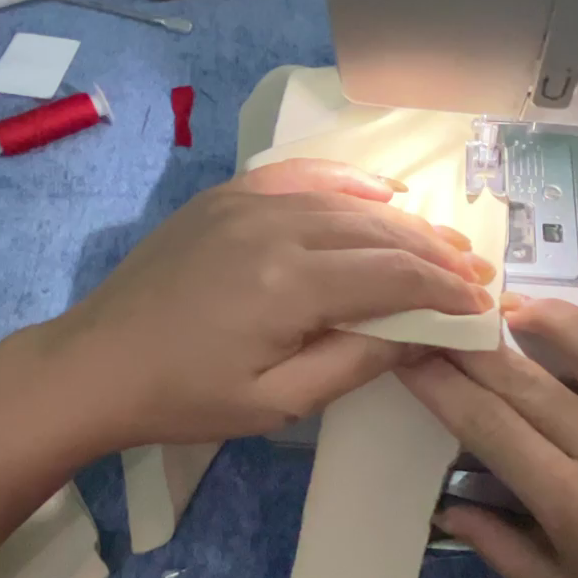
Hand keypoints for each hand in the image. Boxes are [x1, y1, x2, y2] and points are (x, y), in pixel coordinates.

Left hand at [21, 158, 497, 452]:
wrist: (96, 364)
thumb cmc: (187, 398)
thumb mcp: (278, 402)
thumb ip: (356, 363)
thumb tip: (422, 334)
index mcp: (290, 285)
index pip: (394, 275)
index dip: (445, 289)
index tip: (481, 304)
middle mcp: (277, 228)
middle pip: (380, 232)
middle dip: (436, 253)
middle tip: (477, 272)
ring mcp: (249, 203)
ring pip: (348, 202)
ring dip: (403, 223)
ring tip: (444, 241)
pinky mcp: (228, 197)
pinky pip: (303, 176)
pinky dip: (350, 182)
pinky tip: (382, 192)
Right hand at [398, 288, 577, 577]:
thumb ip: (499, 548)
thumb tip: (446, 507)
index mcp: (572, 504)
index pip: (491, 427)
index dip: (443, 386)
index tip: (410, 355)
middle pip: (530, 380)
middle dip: (474, 345)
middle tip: (439, 317)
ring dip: (550, 315)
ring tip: (510, 304)